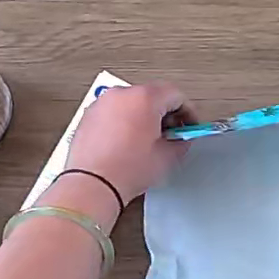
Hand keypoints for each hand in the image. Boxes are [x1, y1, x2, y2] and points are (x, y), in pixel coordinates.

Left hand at [64, 82, 192, 203]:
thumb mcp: (167, 157)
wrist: (91, 185)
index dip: (188, 112)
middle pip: (154, 95)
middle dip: (166, 113)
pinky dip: (125, 120)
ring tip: (148, 140)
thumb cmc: (124, 170)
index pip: (176, 95)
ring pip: (133, 102)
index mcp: (145, 98)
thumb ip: (181, 142)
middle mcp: (122, 94)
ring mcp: (103, 103)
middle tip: (172, 133)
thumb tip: (180, 139)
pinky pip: (115, 111)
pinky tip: (128, 142)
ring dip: (145, 116)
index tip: (189, 125)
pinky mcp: (89, 115)